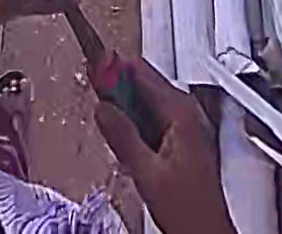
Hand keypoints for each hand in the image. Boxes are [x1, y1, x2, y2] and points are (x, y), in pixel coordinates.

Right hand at [94, 58, 235, 233]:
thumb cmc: (189, 212)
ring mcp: (184, 121)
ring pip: (144, 102)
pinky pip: (150, 118)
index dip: (113, 69)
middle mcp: (184, 109)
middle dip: (118, 96)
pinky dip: (135, 128)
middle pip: (142, 83)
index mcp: (179, 110)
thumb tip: (102, 108)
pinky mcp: (180, 135)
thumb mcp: (148, 174)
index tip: (92, 70)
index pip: (139, 71)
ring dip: (125, 115)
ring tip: (120, 144)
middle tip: (102, 113)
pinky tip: (132, 153)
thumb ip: (123, 136)